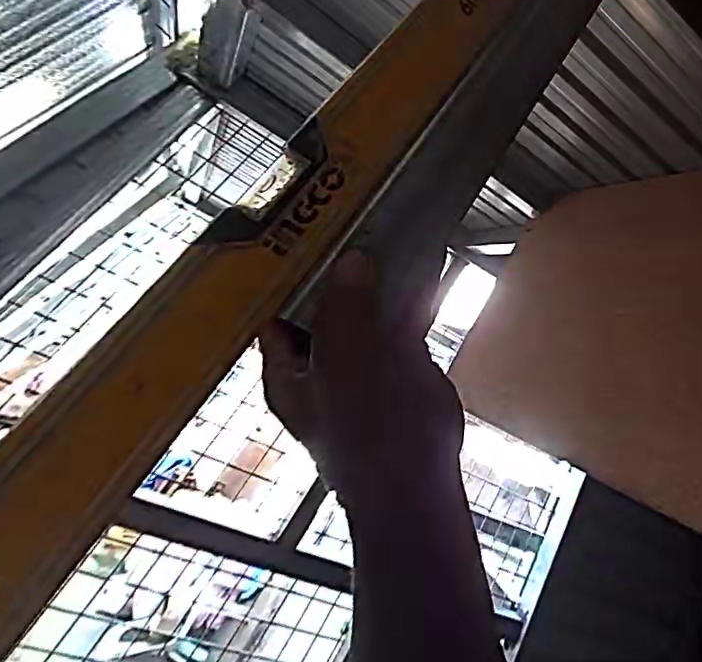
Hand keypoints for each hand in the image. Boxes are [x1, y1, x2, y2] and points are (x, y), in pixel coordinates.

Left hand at [259, 251, 465, 498]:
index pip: (277, 310)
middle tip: (354, 221)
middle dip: (338, 267)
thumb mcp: (347, 365)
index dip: (287, 275)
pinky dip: (410, 291)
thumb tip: (351, 260)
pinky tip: (424, 261)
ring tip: (388, 229)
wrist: (420, 478)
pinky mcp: (399, 359)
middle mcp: (321, 361)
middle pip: (324, 302)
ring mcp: (363, 360)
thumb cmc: (368, 432)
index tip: (305, 235)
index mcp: (289, 370)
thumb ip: (345, 311)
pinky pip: (401, 315)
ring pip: (366, 305)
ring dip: (376, 275)